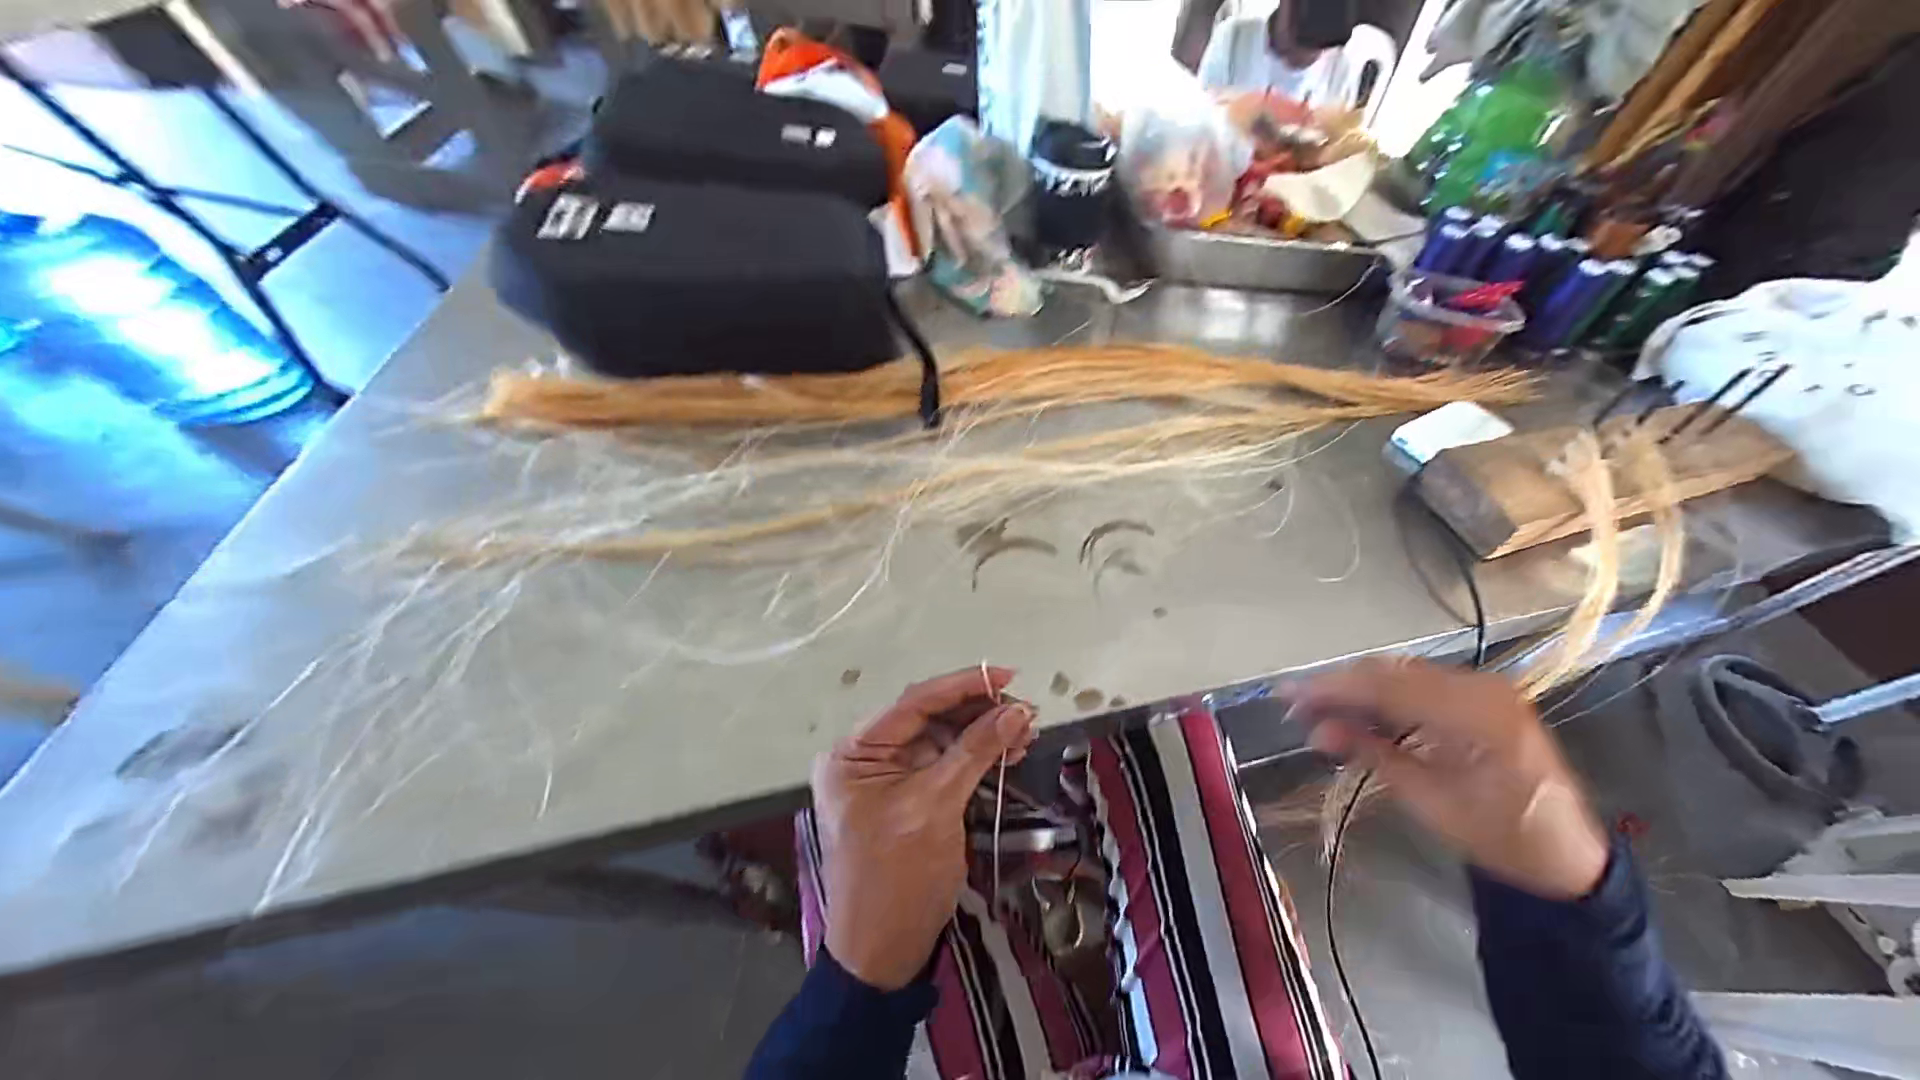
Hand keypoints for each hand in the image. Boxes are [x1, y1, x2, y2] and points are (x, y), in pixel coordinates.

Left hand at [813, 667, 1037, 989]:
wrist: (883, 952)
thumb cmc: (898, 878)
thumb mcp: (936, 807)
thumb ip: (974, 752)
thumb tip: (1017, 710)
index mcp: (855, 752)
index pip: (914, 703)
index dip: (962, 685)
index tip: (1007, 675)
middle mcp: (869, 755)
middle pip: (931, 717)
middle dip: (979, 711)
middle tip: (1026, 710)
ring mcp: (890, 776)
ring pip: (944, 738)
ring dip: (984, 733)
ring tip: (1026, 732)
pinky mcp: (912, 794)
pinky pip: (947, 762)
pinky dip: (978, 756)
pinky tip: (1008, 751)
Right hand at [1293, 657, 1609, 900]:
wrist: (1565, 856)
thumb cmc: (1501, 837)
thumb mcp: (1430, 800)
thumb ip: (1373, 755)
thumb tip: (1317, 731)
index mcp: (1479, 715)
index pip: (1388, 688)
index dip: (1333, 690)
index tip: (1290, 696)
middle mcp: (1483, 688)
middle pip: (1390, 672)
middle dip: (1338, 686)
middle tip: (1295, 704)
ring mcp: (1483, 688)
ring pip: (1398, 673)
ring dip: (1354, 688)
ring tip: (1315, 707)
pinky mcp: (1478, 695)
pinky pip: (1416, 683)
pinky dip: (1379, 693)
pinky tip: (1353, 709)